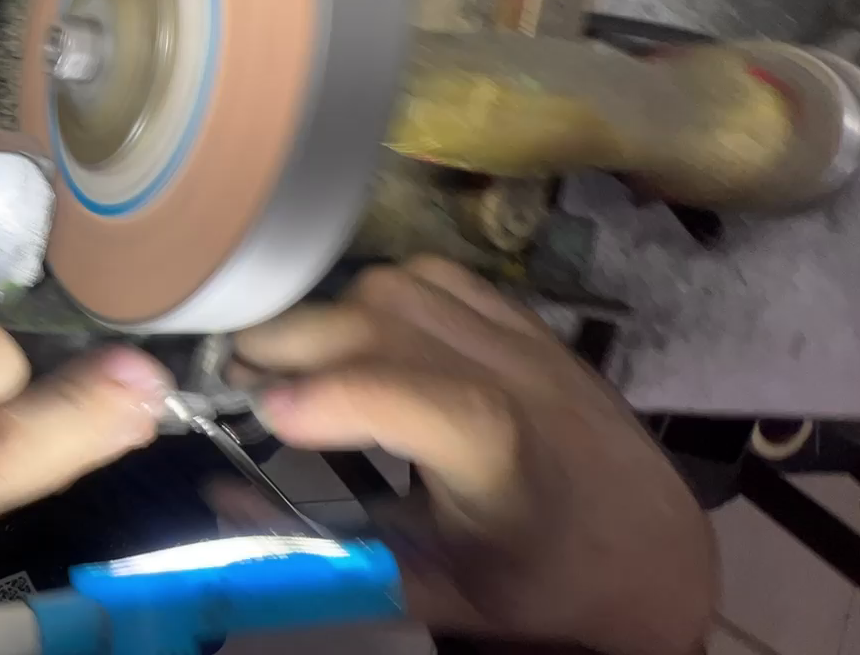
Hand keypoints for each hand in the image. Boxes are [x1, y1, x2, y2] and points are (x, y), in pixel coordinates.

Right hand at [232, 257, 714, 654]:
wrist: (646, 551)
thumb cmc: (532, 585)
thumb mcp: (425, 584)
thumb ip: (315, 541)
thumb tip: (213, 492)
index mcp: (515, 466)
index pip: (423, 404)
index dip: (333, 397)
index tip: (263, 413)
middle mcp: (524, 384)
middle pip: (385, 326)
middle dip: (292, 342)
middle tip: (240, 376)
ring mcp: (522, 339)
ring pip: (393, 289)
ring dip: (325, 317)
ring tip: (296, 355)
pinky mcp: (519, 317)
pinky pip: (428, 275)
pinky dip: (373, 293)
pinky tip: (360, 331)